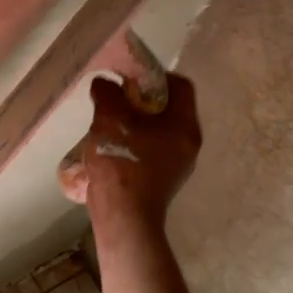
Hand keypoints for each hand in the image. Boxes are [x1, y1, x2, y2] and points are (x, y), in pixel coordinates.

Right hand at [57, 72, 200, 227]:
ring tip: (107, 119)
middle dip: (139, 98)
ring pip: (157, 127)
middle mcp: (188, 143)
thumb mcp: (110, 118)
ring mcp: (177, 163)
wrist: (124, 216)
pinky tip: (111, 142)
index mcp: (185, 127)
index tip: (128, 77)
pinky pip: (151, 146)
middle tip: (114, 97)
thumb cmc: (123, 162)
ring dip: (133, 119)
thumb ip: (108, 93)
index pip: (180, 86)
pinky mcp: (162, 176)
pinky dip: (133, 138)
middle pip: (168, 107)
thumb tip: (105, 84)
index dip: (155, 75)